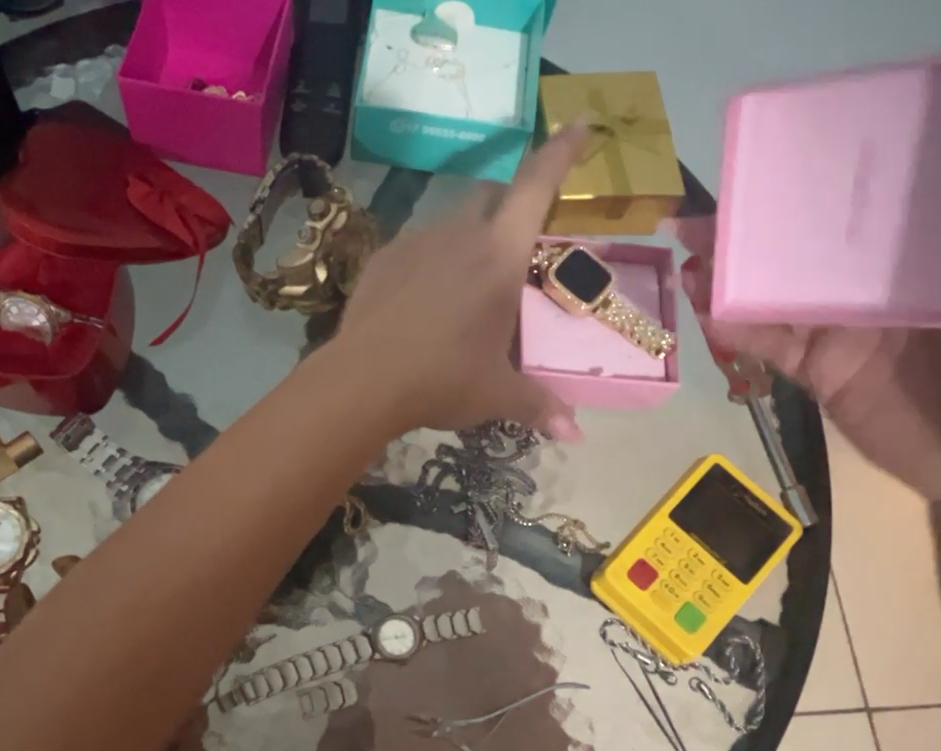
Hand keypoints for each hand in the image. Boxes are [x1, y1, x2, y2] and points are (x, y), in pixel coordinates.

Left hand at [319, 123, 590, 437]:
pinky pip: (413, 249)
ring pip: (449, 224)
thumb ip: (538, 406)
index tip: (577, 125)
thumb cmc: (441, 380)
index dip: (561, 154)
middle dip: (507, 206)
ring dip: (463, 243)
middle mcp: (459, 236)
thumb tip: (575, 435)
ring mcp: (414, 244)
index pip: (537, 187)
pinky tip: (420, 303)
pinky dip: (426, 265)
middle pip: (491, 197)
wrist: (362, 381)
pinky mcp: (381, 261)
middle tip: (514, 244)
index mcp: (499, 256)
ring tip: (461, 290)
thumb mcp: (495, 395)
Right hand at [680, 170, 940, 503]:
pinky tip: (707, 309)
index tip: (807, 156)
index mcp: (936, 266)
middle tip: (708, 214)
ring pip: (779, 295)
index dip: (844, 186)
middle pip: (814, 251)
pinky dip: (738, 329)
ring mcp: (842, 332)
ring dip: (735, 275)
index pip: (884, 215)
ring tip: (693, 255)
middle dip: (762, 230)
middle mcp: (880, 290)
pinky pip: (771, 346)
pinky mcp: (817, 371)